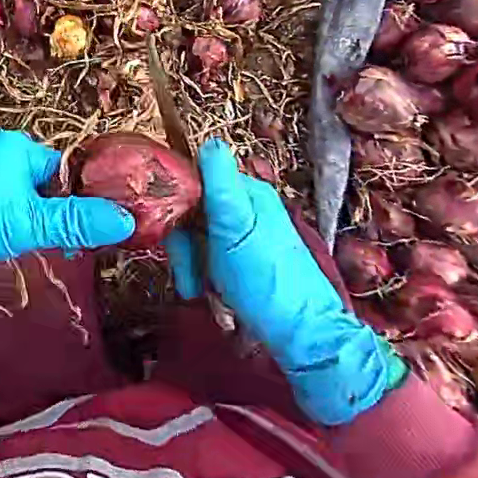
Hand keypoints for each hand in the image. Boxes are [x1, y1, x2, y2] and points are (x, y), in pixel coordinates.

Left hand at [0, 128, 133, 271]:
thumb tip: (123, 220)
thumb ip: (75, 222)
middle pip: (34, 178)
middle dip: (36, 207)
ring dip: (11, 207)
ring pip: (8, 184)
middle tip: (27, 237)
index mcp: (18, 146)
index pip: (59, 172)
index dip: (63, 203)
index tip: (57, 231)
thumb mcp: (28, 224)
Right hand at [168, 138, 405, 425]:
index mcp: (249, 194)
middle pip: (196, 216)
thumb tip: (210, 141)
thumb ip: (221, 185)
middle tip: (190, 281)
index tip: (174, 242)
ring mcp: (249, 238)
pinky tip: (217, 301)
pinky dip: (209, 282)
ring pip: (201, 243)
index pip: (196, 184)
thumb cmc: (267, 282)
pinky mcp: (248, 264)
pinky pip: (214, 263)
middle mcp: (249, 210)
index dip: (179, 212)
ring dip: (196, 270)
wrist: (304, 337)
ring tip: (204, 295)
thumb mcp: (236, 229)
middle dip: (187, 251)